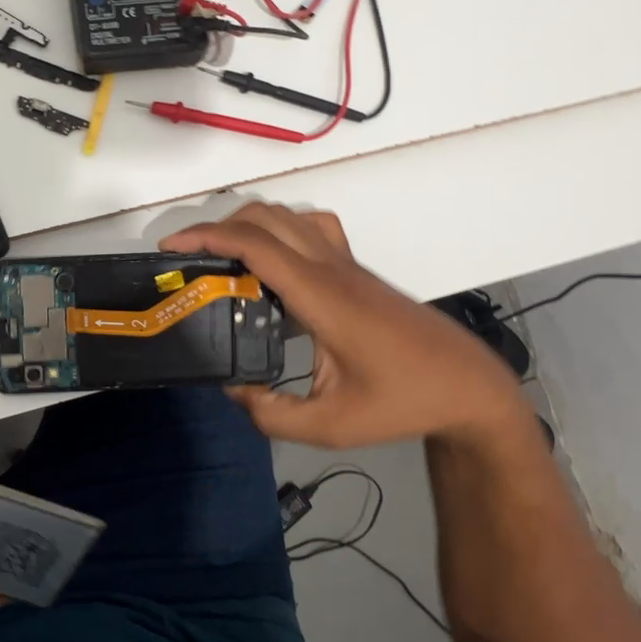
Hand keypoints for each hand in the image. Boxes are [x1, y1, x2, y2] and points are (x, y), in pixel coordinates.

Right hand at [160, 202, 528, 448]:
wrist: (467, 386)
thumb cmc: (403, 403)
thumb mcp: (330, 426)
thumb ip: (272, 415)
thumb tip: (233, 389)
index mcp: (322, 298)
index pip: (257, 245)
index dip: (208, 237)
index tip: (172, 248)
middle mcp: (333, 269)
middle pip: (267, 216)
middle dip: (218, 225)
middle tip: (188, 257)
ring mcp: (348, 265)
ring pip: (290, 214)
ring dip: (248, 222)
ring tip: (221, 256)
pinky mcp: (356, 270)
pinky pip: (313, 227)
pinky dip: (281, 228)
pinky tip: (272, 262)